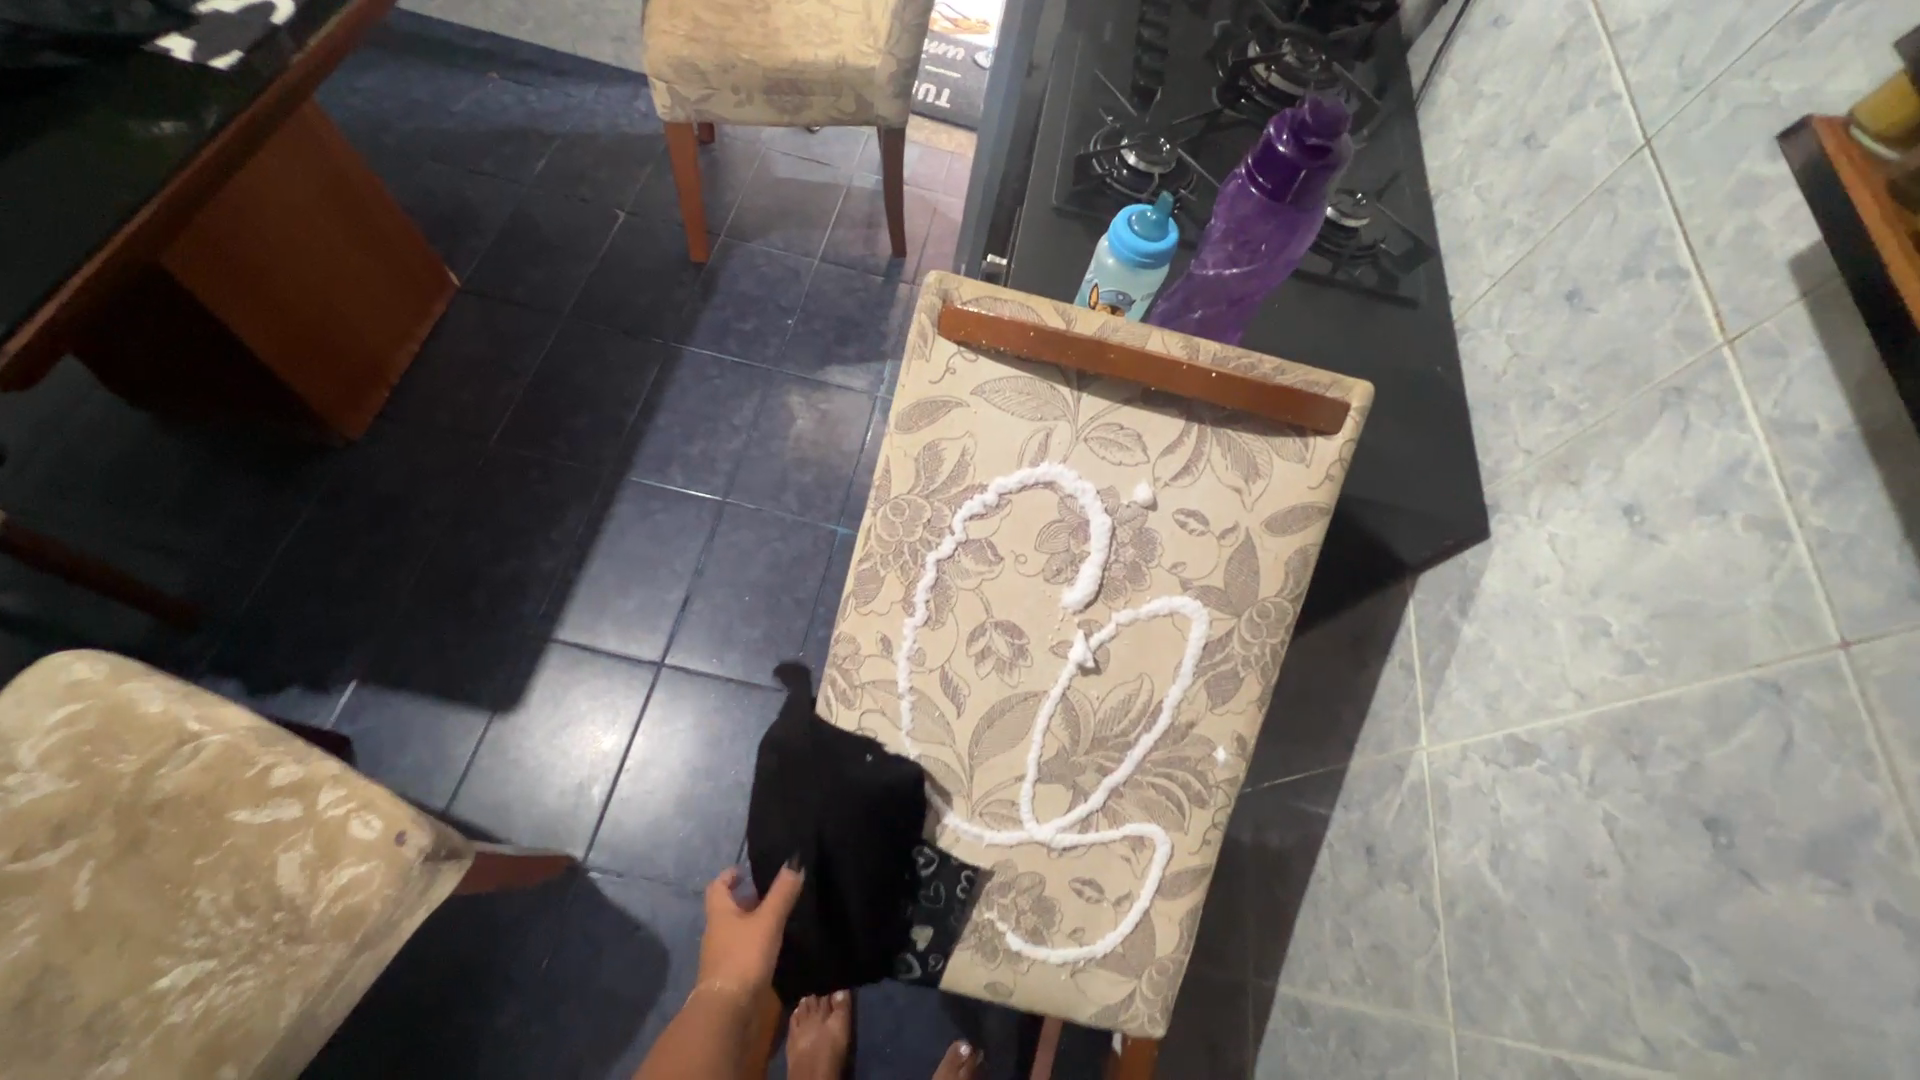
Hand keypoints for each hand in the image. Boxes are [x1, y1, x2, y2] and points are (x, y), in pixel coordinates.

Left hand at [698, 859, 804, 992]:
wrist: (728, 1009)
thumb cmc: (744, 956)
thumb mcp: (768, 920)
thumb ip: (782, 893)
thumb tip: (794, 862)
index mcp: (720, 913)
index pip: (718, 886)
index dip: (730, 875)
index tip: (745, 870)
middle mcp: (717, 931)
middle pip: (728, 908)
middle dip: (747, 898)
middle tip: (771, 891)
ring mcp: (721, 954)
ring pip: (736, 929)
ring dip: (753, 920)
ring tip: (778, 915)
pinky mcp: (731, 973)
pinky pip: (742, 948)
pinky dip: (755, 941)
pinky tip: (774, 944)